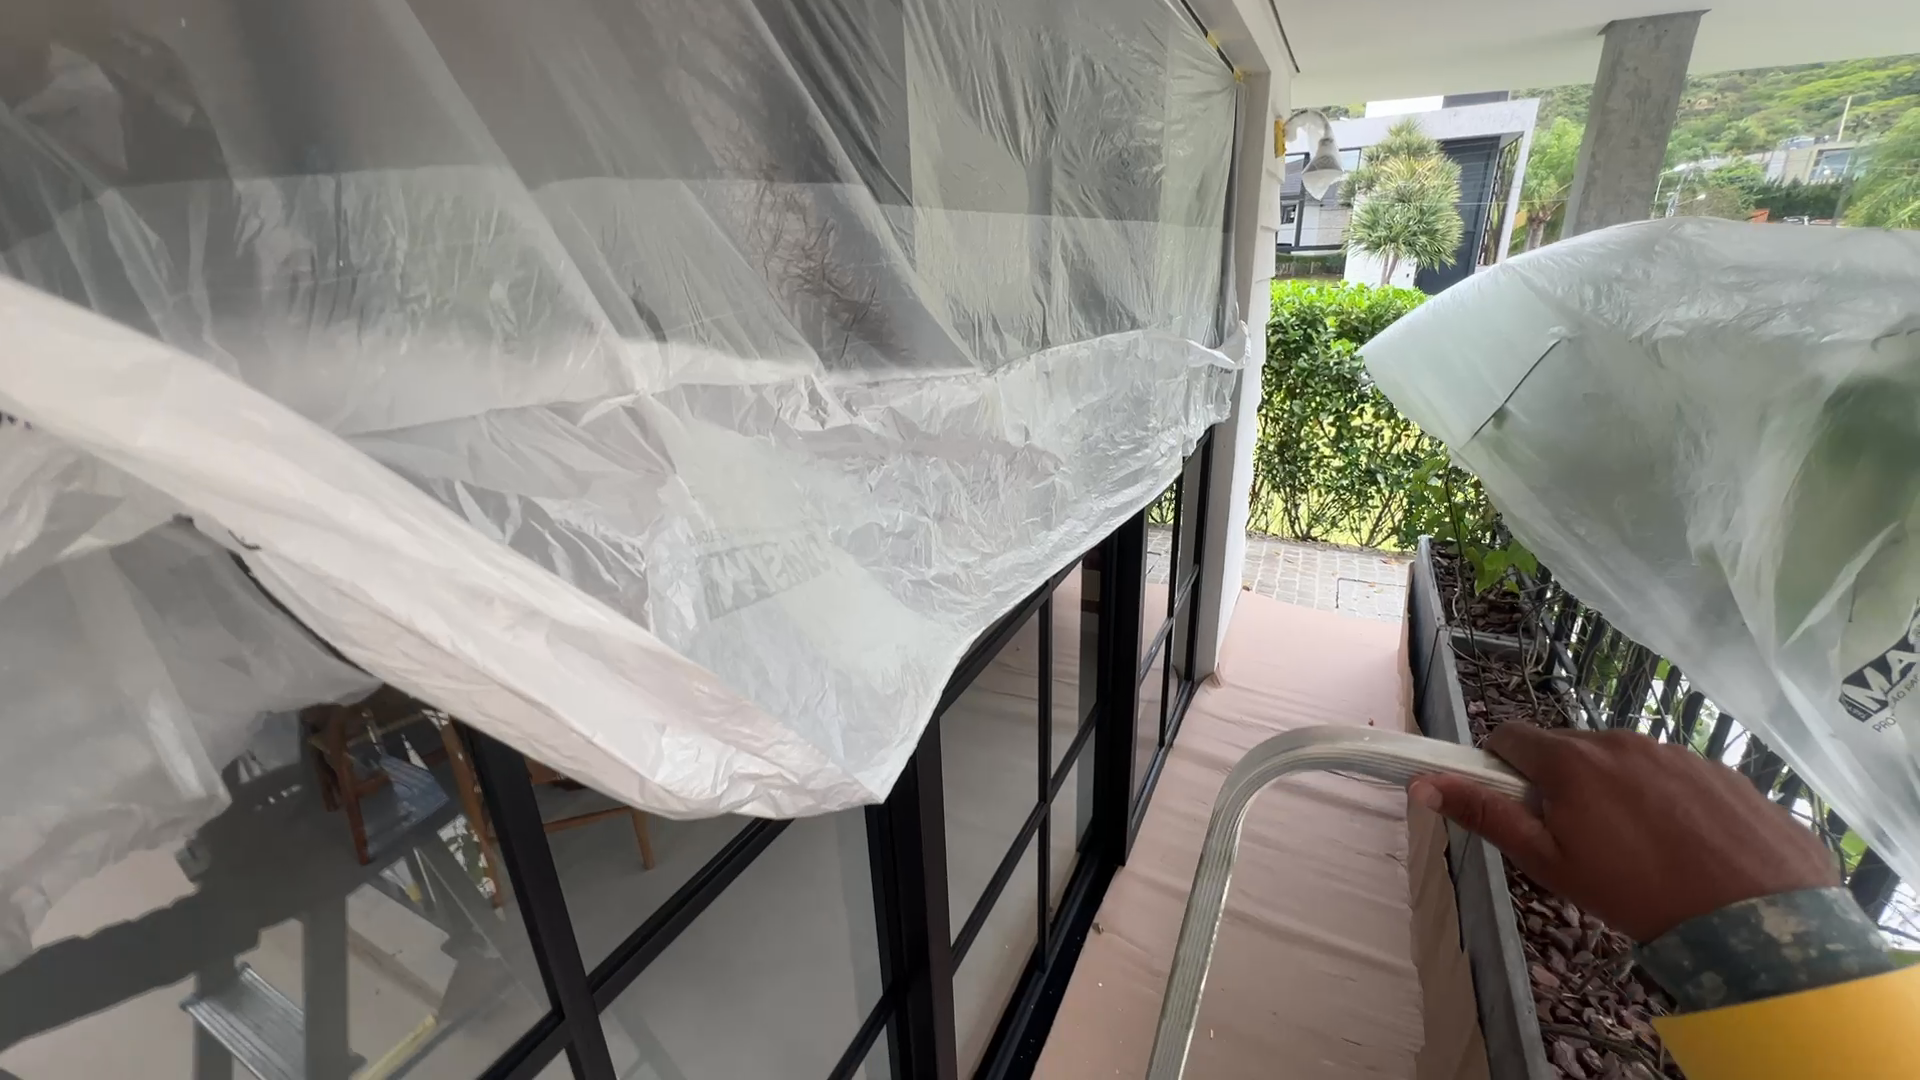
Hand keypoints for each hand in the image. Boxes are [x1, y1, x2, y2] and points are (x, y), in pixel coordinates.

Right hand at [1409, 725, 1839, 941]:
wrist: (1767, 930)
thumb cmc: (1635, 893)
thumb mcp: (1546, 860)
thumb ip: (1482, 813)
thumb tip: (1419, 783)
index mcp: (1568, 759)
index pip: (1508, 738)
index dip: (1503, 768)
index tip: (1522, 805)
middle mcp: (1618, 740)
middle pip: (1566, 748)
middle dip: (1562, 780)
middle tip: (1582, 835)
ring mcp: (1677, 753)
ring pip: (1622, 760)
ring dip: (1616, 787)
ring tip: (1642, 844)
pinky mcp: (1725, 772)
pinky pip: (1675, 774)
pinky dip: (1668, 799)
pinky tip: (1688, 844)